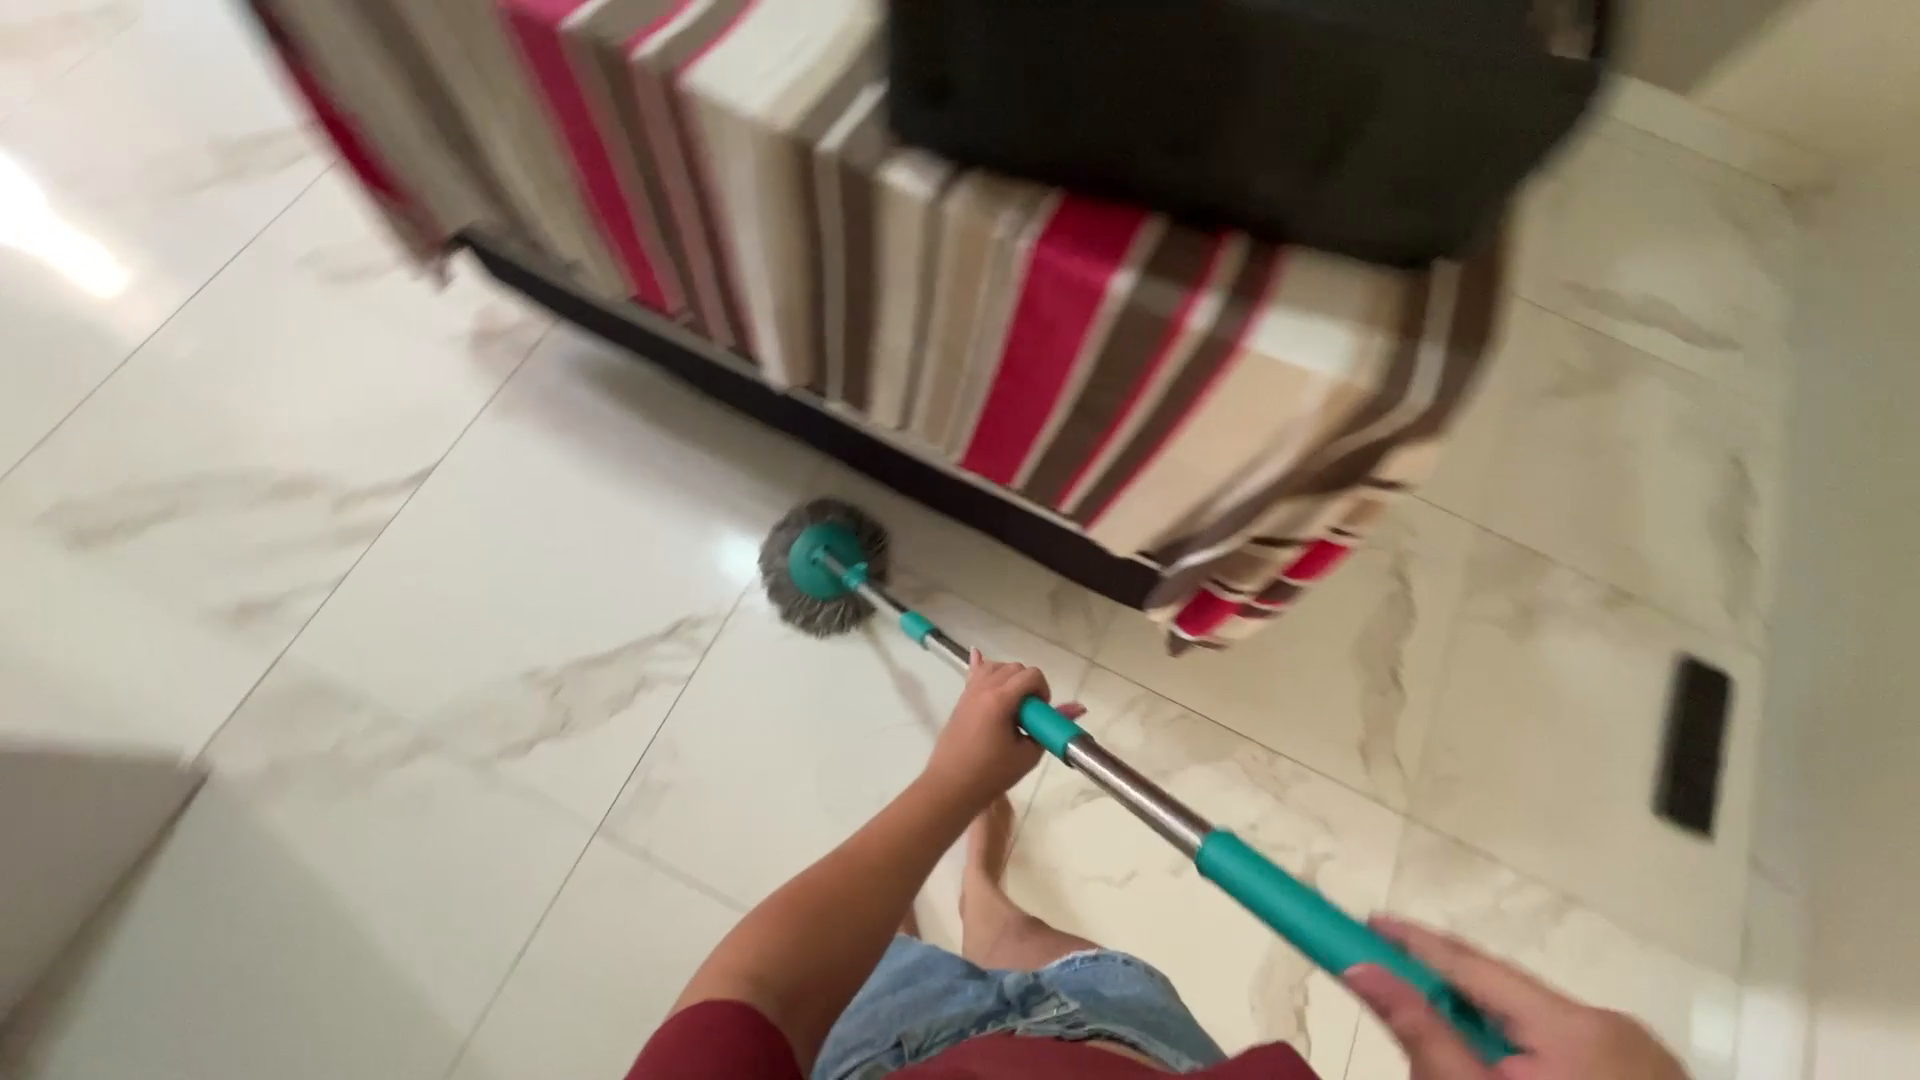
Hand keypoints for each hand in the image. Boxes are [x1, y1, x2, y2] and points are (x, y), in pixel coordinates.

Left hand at [924, 651, 1083, 806]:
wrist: (951, 787)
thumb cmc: (991, 774)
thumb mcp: (1028, 753)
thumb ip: (1052, 726)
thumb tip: (1080, 707)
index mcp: (999, 699)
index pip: (1031, 675)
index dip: (1042, 691)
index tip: (1039, 715)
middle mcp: (983, 688)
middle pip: (1014, 668)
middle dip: (1028, 685)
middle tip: (1029, 715)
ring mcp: (969, 692)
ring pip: (995, 667)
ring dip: (1009, 678)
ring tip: (1013, 703)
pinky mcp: (961, 700)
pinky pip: (973, 673)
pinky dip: (981, 666)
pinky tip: (978, 655)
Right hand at [1344, 917, 1690, 1079]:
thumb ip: (1420, 1032)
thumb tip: (1359, 970)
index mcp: (1573, 1026)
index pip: (1472, 962)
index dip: (1414, 940)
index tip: (1366, 922)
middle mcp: (1613, 1025)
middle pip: (1505, 991)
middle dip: (1447, 990)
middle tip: (1392, 990)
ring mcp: (1643, 1055)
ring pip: (1535, 1020)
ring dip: (1485, 1025)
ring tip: (1450, 1053)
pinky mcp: (1651, 1079)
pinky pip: (1568, 1046)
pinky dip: (1523, 1050)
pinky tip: (1500, 1072)